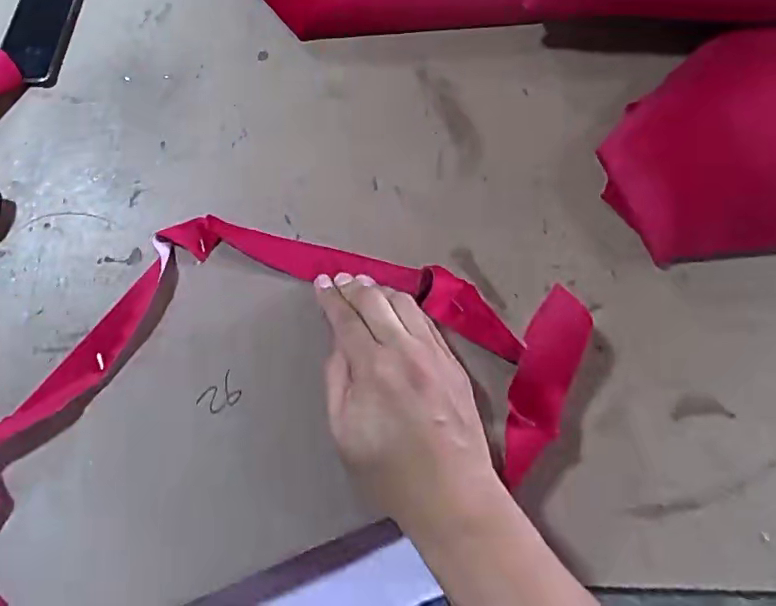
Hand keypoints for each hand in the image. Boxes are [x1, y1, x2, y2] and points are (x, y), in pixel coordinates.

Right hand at [315, 273, 506, 537]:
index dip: (331, 298)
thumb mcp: (343, 432)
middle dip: (353, 286)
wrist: (454, 495)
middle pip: (375, 301)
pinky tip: (398, 307)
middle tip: (340, 279)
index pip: (347, 319)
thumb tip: (338, 344)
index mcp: (374, 368)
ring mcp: (434, 353)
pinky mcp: (454, 361)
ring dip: (381, 290)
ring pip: (405, 303)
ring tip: (366, 286)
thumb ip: (336, 380)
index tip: (321, 283)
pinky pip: (427, 320)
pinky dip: (407, 306)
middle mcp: (405, 350)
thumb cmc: (390, 472)